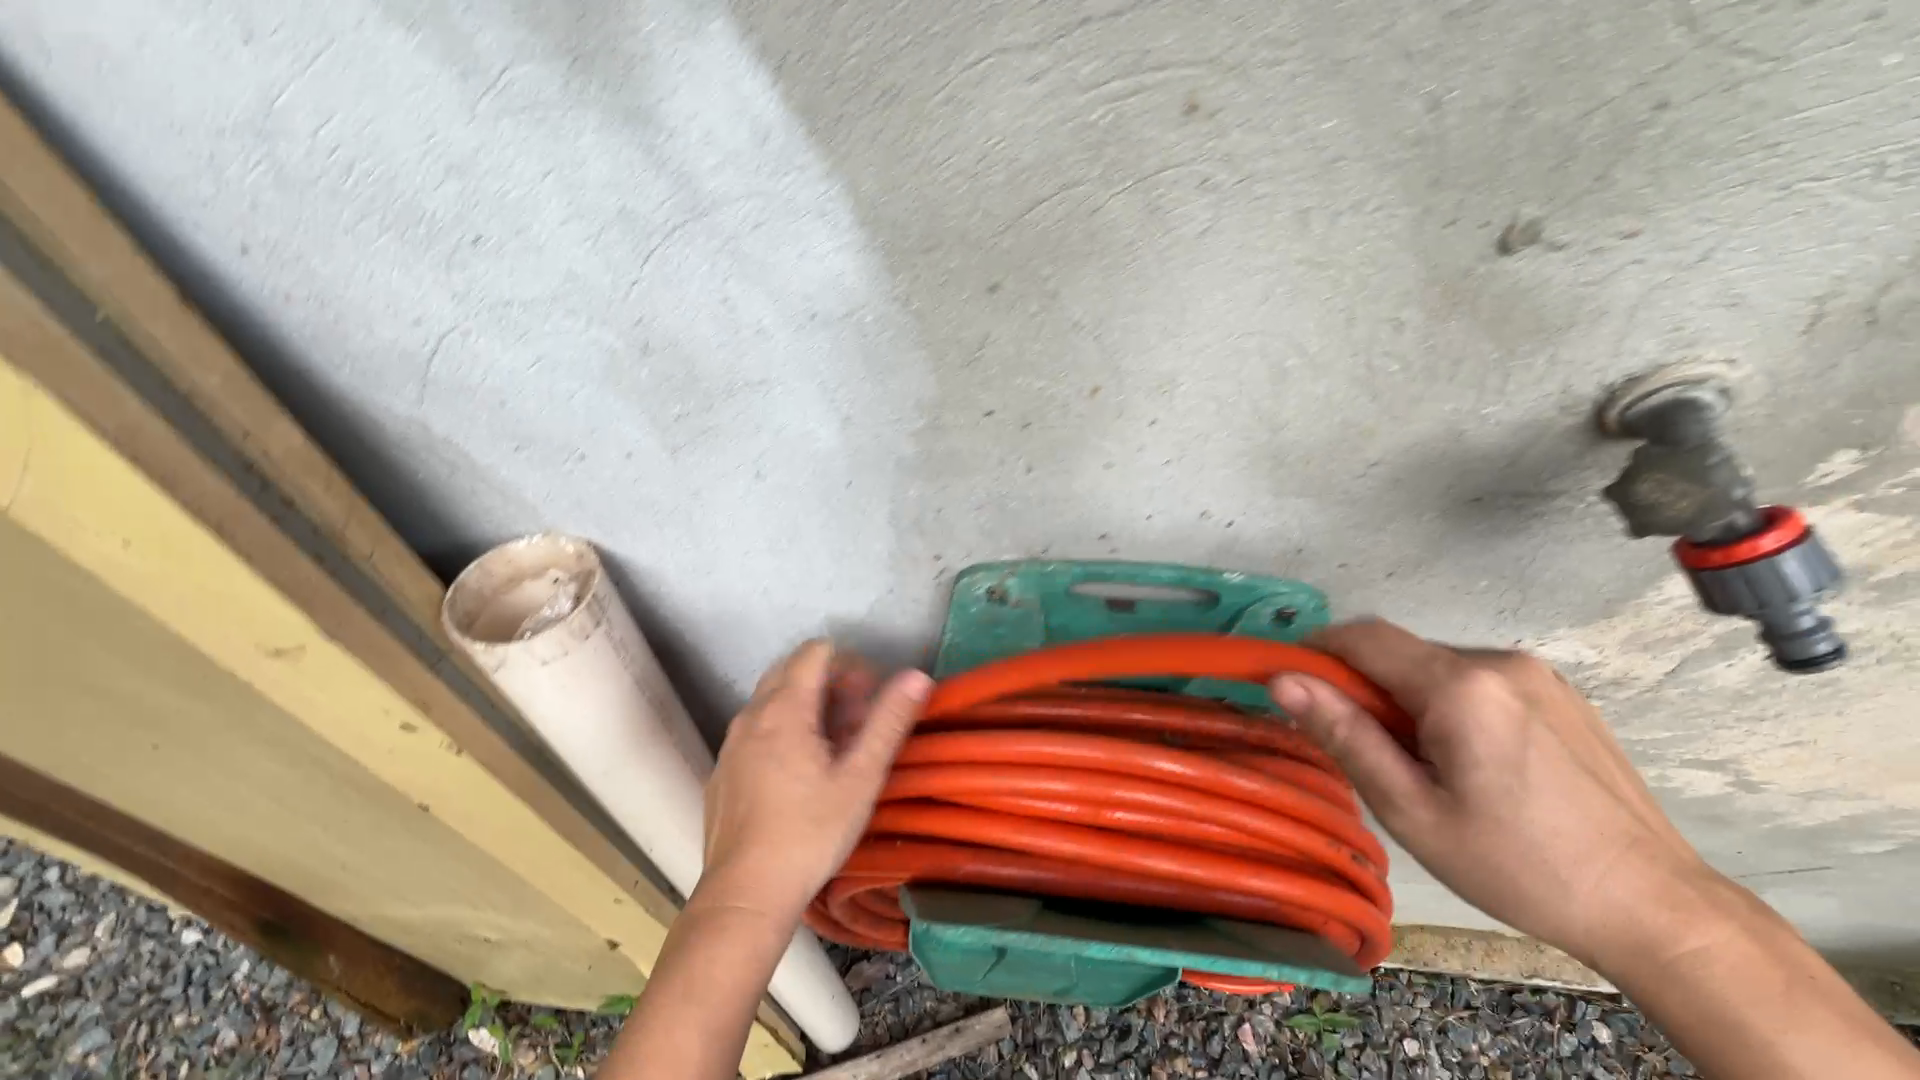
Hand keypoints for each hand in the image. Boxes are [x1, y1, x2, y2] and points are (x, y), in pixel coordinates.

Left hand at [701, 640, 932, 919]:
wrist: (746, 893)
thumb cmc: (811, 833)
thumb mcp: (861, 778)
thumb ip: (888, 721)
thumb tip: (917, 676)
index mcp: (784, 709)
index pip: (815, 652)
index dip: (849, 663)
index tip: (869, 699)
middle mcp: (750, 715)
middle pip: (790, 671)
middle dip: (828, 683)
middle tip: (857, 722)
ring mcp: (730, 744)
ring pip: (770, 702)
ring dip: (805, 708)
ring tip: (833, 751)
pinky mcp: (722, 772)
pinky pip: (754, 732)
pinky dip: (780, 733)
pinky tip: (798, 778)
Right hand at [1269, 619, 1718, 970]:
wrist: (1653, 904)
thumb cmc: (1518, 866)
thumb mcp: (1411, 810)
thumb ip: (1345, 735)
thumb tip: (1284, 680)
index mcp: (1461, 685)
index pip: (1362, 637)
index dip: (1315, 653)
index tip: (1290, 687)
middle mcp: (1500, 661)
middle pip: (1402, 653)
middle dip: (1366, 688)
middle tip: (1363, 753)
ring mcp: (1539, 674)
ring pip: (1440, 669)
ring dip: (1409, 700)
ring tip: (1424, 770)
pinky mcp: (1563, 694)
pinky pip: (1481, 682)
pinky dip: (1451, 706)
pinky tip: (1473, 765)